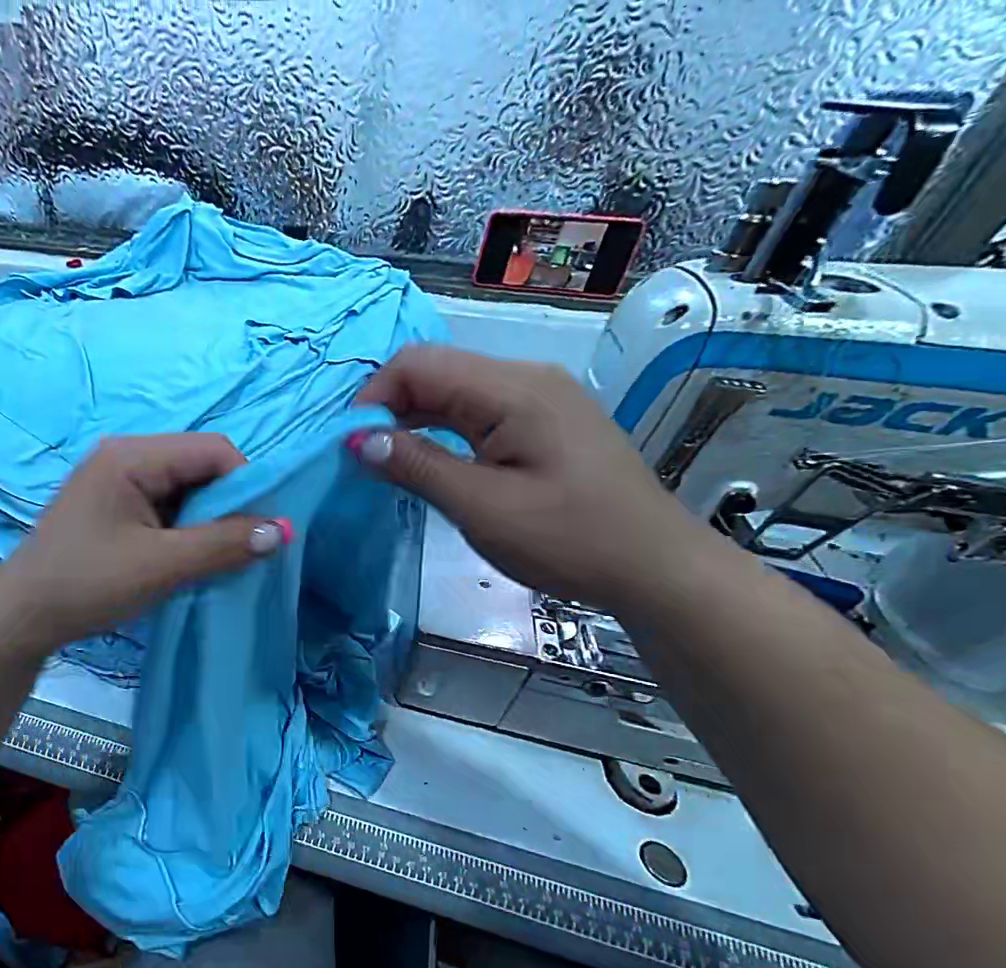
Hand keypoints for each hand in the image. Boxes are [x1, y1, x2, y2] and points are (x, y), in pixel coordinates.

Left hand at [0, 434, 287, 656]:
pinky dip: (189, 530)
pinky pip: (171, 507)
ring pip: (190, 489)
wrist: (21, 619)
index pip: (214, 450)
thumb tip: (283, 531)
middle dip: (228, 506)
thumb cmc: (86, 584)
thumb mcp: (161, 565)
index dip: (245, 486)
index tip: (257, 532)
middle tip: (237, 549)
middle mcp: (127, 456)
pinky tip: (188, 558)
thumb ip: (224, 544)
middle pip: (202, 466)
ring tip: (211, 558)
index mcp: (132, 455)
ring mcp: (120, 481)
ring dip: (210, 521)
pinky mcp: (118, 506)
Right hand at [352, 344, 699, 607]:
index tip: (352, 447)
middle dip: (393, 408)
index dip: (375, 397)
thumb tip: (359, 439)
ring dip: (419, 420)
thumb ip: (418, 467)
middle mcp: (527, 378)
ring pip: (460, 391)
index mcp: (512, 388)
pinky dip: (450, 430)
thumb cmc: (570, 540)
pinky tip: (436, 461)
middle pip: (439, 371)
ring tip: (392, 463)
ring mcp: (543, 397)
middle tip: (365, 460)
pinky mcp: (549, 421)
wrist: (654, 566)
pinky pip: (485, 410)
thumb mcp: (484, 509)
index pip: (420, 363)